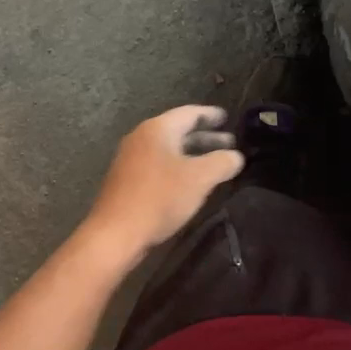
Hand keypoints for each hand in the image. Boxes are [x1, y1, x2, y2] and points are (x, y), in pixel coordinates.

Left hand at [83, 105, 243, 260]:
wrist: (114, 236)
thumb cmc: (159, 198)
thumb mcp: (199, 179)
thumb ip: (222, 163)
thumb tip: (236, 156)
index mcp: (158, 128)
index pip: (190, 113)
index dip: (211, 115)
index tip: (228, 118)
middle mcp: (142, 137)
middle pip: (179, 131)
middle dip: (205, 138)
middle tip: (229, 144)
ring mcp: (130, 159)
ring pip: (168, 150)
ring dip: (192, 155)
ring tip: (213, 165)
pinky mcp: (125, 181)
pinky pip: (158, 165)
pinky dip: (177, 167)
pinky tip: (188, 184)